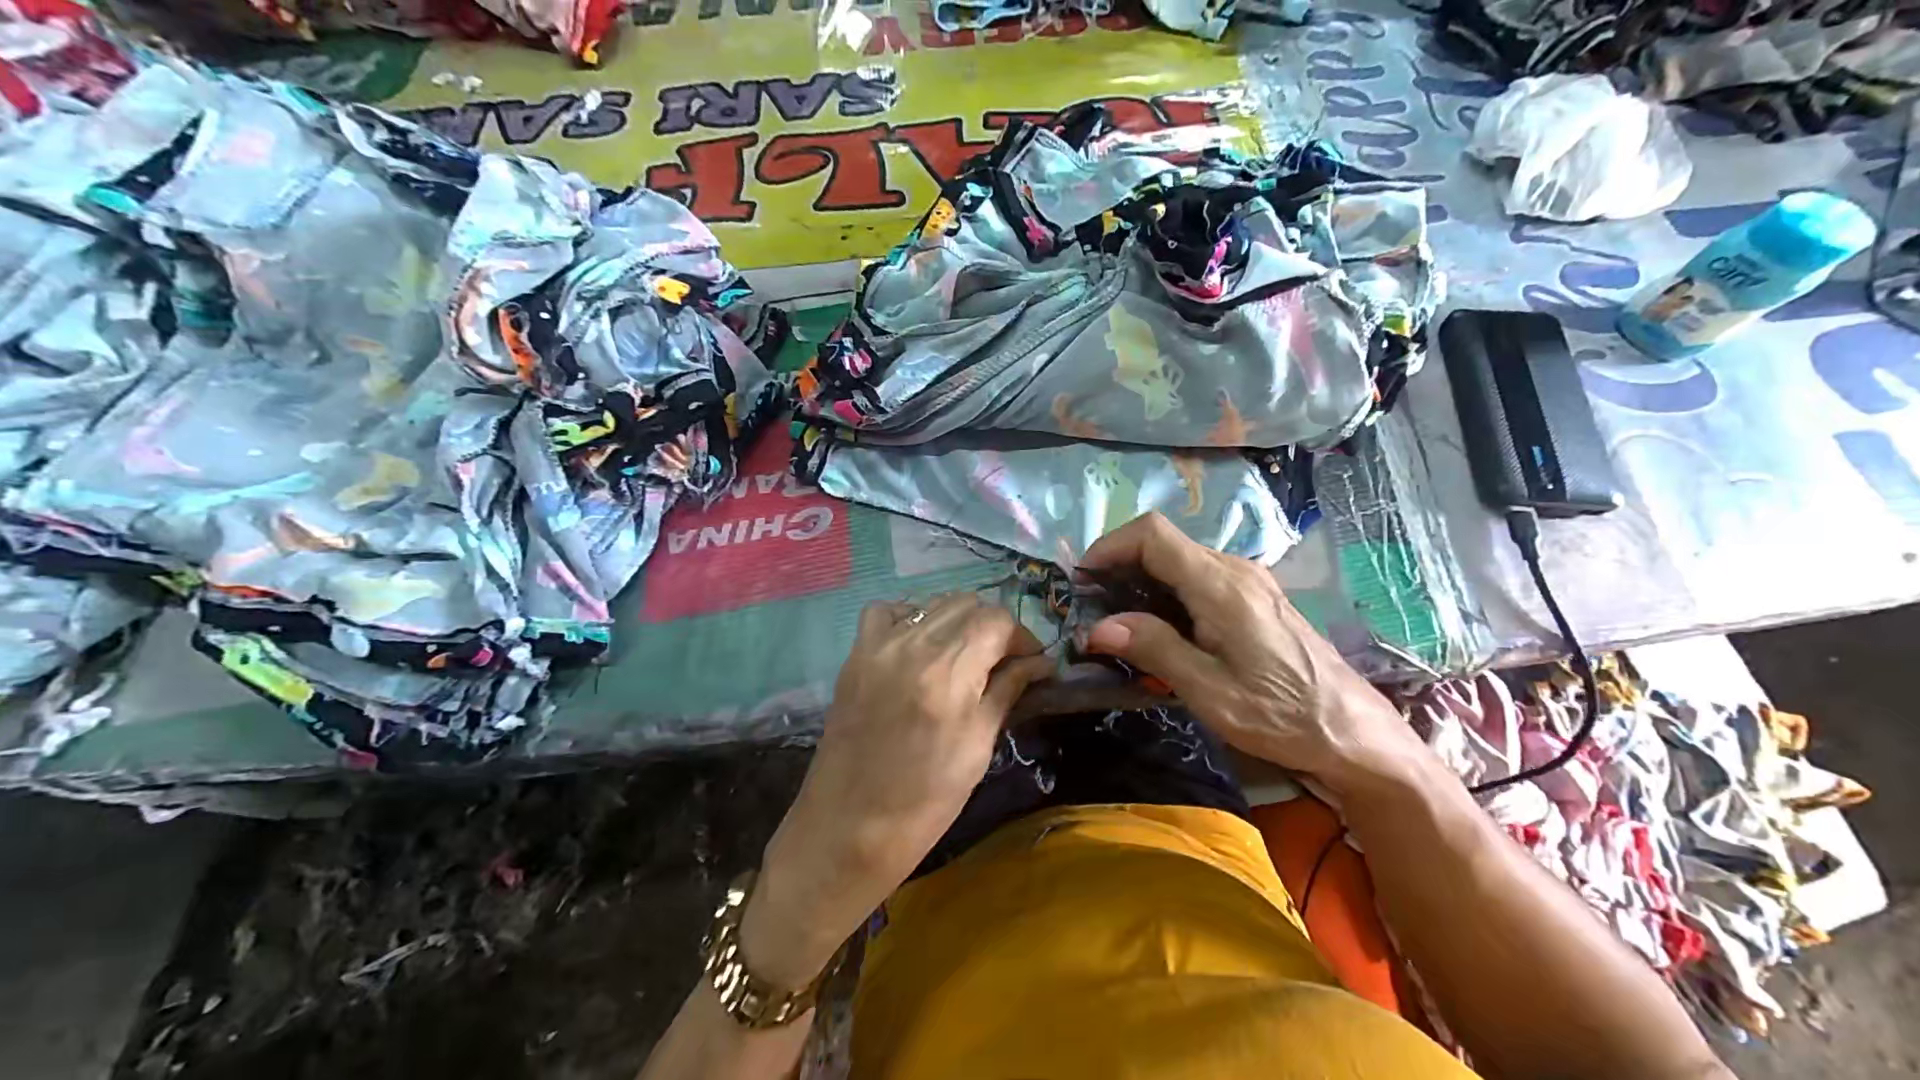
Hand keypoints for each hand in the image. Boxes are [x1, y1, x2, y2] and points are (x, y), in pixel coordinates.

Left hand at [740, 592, 1050, 989]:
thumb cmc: (924, 802)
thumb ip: (1006, 692)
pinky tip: (919, 646)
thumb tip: (1038, 663)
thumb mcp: (978, 748)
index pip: (997, 620)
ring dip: (958, 621)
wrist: (847, 828)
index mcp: (948, 672)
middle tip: (1003, 662)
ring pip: (931, 604)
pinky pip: (886, 612)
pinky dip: (910, 617)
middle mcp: (912, 645)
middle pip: (967, 604)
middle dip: (994, 628)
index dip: (1022, 637)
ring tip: (965, 656)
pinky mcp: (854, 656)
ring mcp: (877, 646)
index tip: (1032, 664)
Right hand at [1081, 513, 1424, 792]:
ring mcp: (1248, 580)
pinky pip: (1197, 577)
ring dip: (1140, 581)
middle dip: (1118, 568)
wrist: (1353, 732)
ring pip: (1178, 559)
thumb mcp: (1210, 692)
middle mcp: (1235, 569)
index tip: (1082, 582)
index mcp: (1221, 586)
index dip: (1109, 547)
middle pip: (1162, 543)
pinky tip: (1161, 629)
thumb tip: (1097, 626)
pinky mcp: (1254, 596)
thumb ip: (1154, 649)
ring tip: (1119, 624)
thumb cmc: (1281, 715)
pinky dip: (1166, 592)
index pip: (1152, 534)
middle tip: (1093, 610)